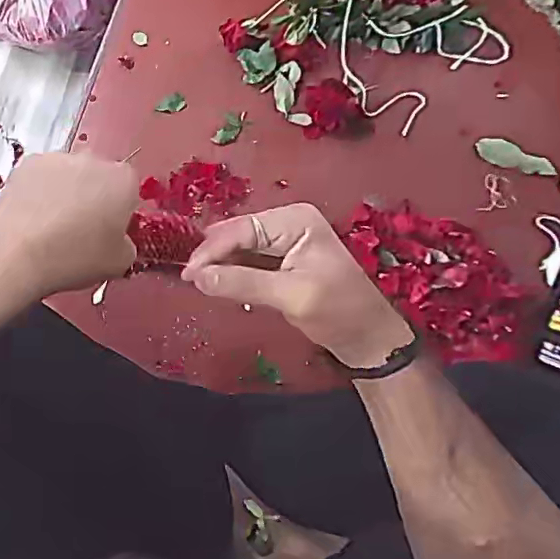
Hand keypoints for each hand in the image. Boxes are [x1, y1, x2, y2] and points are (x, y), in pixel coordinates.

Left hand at [0, 153, 136, 301]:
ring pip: (70, 173)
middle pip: (100, 176)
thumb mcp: (119, 263)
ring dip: (66, 191)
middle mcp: (93, 160)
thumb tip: (119, 241)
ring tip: (52, 224)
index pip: (130, 188)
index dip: (121, 209)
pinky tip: (33, 216)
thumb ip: (127, 244)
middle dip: (94, 196)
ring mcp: (58, 158)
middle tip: (82, 228)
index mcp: (123, 181)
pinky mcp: (28, 163)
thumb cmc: (73, 257)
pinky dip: (40, 190)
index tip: (110, 228)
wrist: (17, 255)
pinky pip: (42, 175)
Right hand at [183, 204, 414, 368]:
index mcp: (295, 220)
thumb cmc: (339, 312)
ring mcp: (287, 239)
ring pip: (241, 247)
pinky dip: (234, 272)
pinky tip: (218, 283)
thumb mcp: (291, 296)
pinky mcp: (284, 258)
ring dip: (221, 264)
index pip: (242, 229)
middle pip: (238, 234)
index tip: (187, 274)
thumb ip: (243, 283)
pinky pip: (250, 260)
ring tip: (197, 282)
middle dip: (213, 255)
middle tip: (188, 279)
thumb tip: (197, 276)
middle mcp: (289, 221)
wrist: (372, 339)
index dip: (211, 250)